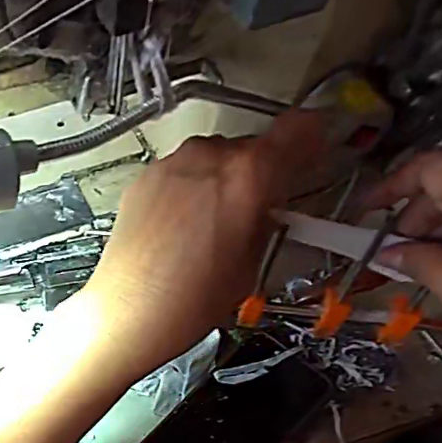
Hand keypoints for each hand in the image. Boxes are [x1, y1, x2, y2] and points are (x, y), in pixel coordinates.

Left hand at [74, 109, 324, 378]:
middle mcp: (208, 158)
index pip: (298, 129)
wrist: (128, 313)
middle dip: (259, 173)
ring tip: (211, 227)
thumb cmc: (187, 301)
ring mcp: (171, 166)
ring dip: (219, 182)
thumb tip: (268, 208)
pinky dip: (187, 191)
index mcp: (249, 175)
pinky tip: (181, 229)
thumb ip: (266, 221)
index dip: (312, 138)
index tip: (314, 148)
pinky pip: (179, 174)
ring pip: (211, 160)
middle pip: (250, 147)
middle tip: (256, 209)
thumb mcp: (251, 265)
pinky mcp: (144, 180)